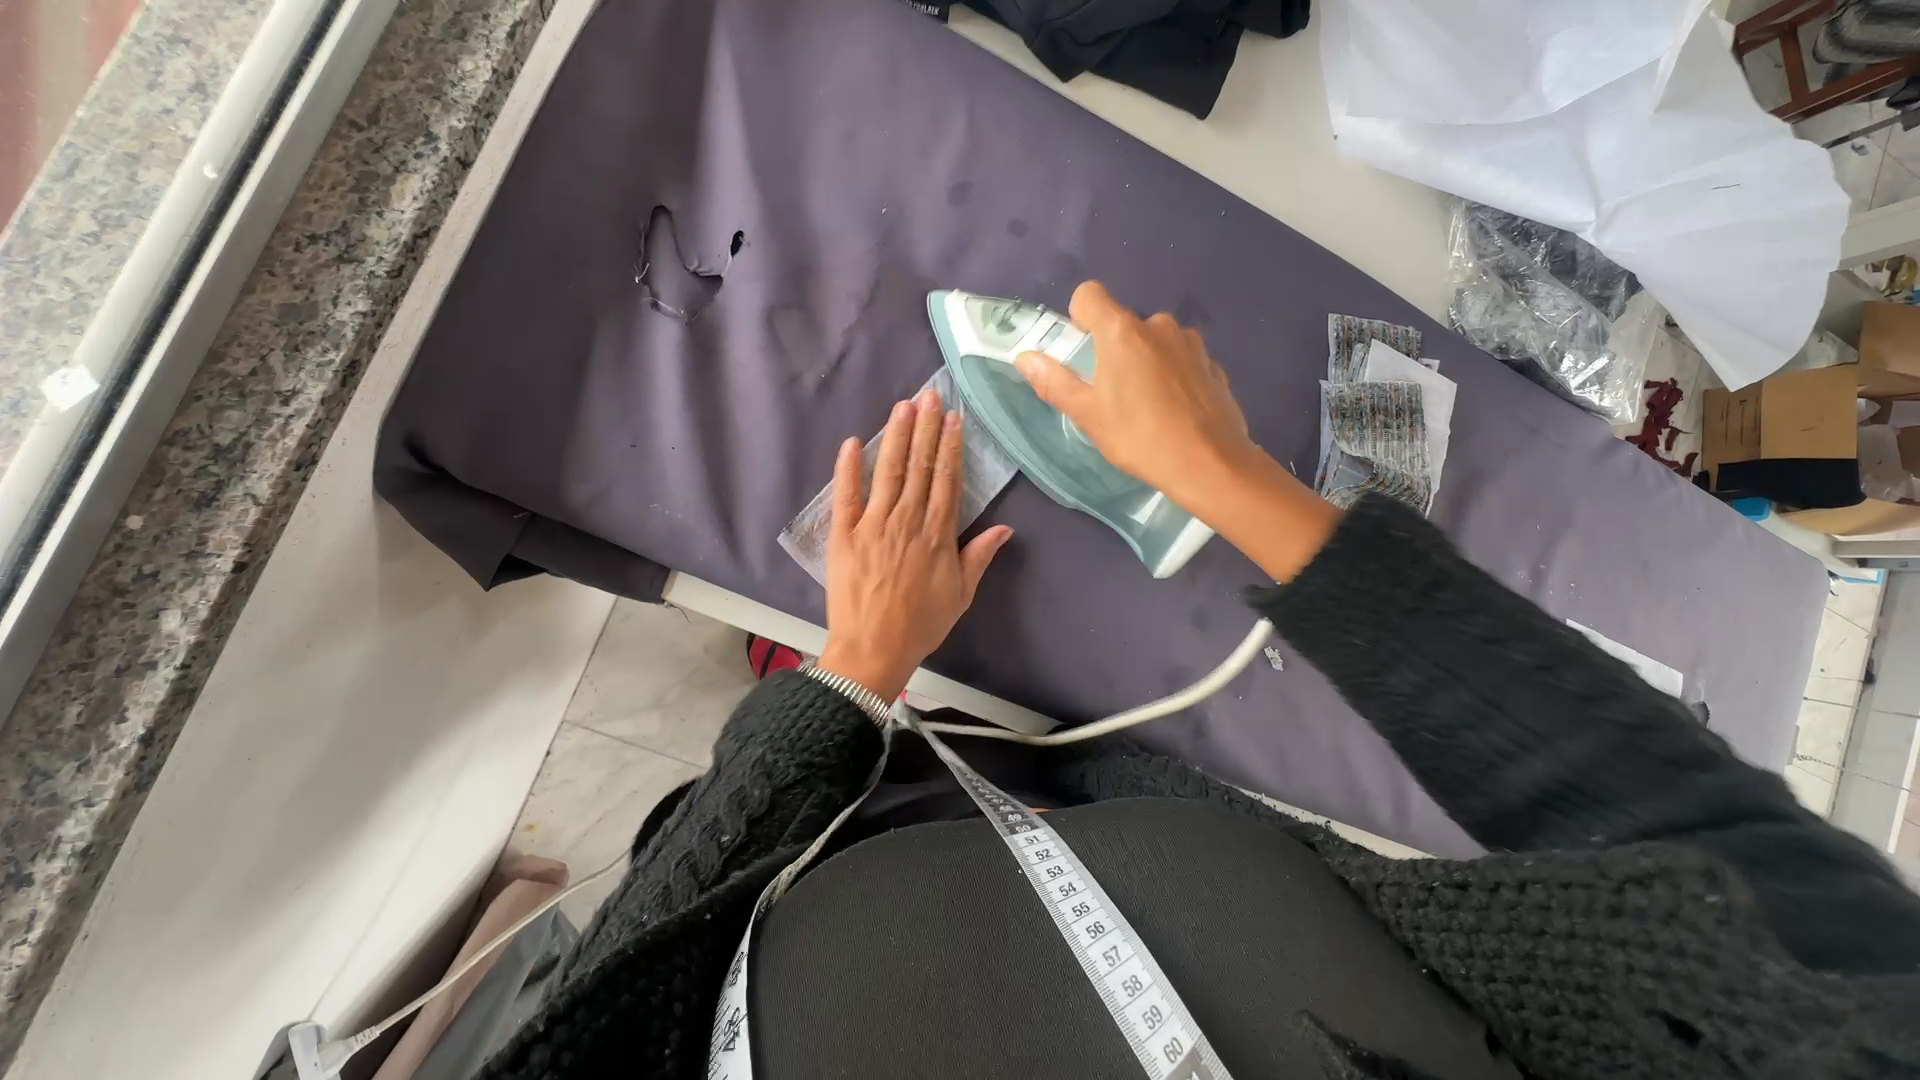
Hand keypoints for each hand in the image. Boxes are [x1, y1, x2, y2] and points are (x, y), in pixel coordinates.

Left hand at [816, 388, 1013, 700]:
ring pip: (887, 471)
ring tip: (902, 406)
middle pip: (919, 466)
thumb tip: (1005, 527)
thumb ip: (979, 556)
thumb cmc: (921, 624)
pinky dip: (848, 468)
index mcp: (937, 533)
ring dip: (895, 436)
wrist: (873, 648)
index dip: (951, 446)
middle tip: (929, 394)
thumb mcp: (961, 594)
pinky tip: (851, 442)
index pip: (947, 479)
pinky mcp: (844, 534)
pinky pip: (846, 495)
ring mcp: (873, 524)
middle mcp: (907, 520)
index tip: (953, 418)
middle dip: (925, 428)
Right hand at [1014, 281, 1258, 513]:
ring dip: (1145, 361)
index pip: (1089, 295)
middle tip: (1111, 394)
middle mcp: (1158, 324)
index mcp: (1121, 331)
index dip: (1079, 318)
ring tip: (1146, 405)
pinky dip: (1172, 375)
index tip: (1082, 353)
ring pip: (1153, 341)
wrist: (1209, 463)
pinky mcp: (1212, 362)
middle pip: (1122, 323)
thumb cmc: (1139, 438)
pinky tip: (1174, 410)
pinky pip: (1180, 359)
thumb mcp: (1088, 415)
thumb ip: (1055, 382)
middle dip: (1113, 349)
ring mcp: (1190, 342)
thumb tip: (1025, 358)